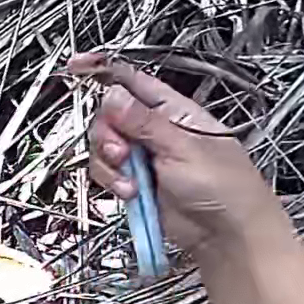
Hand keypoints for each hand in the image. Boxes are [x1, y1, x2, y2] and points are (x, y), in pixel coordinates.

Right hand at [70, 53, 284, 255]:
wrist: (226, 237)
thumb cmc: (226, 189)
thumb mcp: (183, 148)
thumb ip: (143, 122)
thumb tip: (112, 94)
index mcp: (173, 112)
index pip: (133, 81)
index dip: (104, 71)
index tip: (77, 65)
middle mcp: (154, 131)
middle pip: (108, 117)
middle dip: (108, 135)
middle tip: (122, 152)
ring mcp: (142, 158)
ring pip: (103, 147)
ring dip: (110, 164)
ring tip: (132, 180)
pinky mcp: (133, 183)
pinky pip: (105, 173)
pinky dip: (112, 183)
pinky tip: (132, 193)